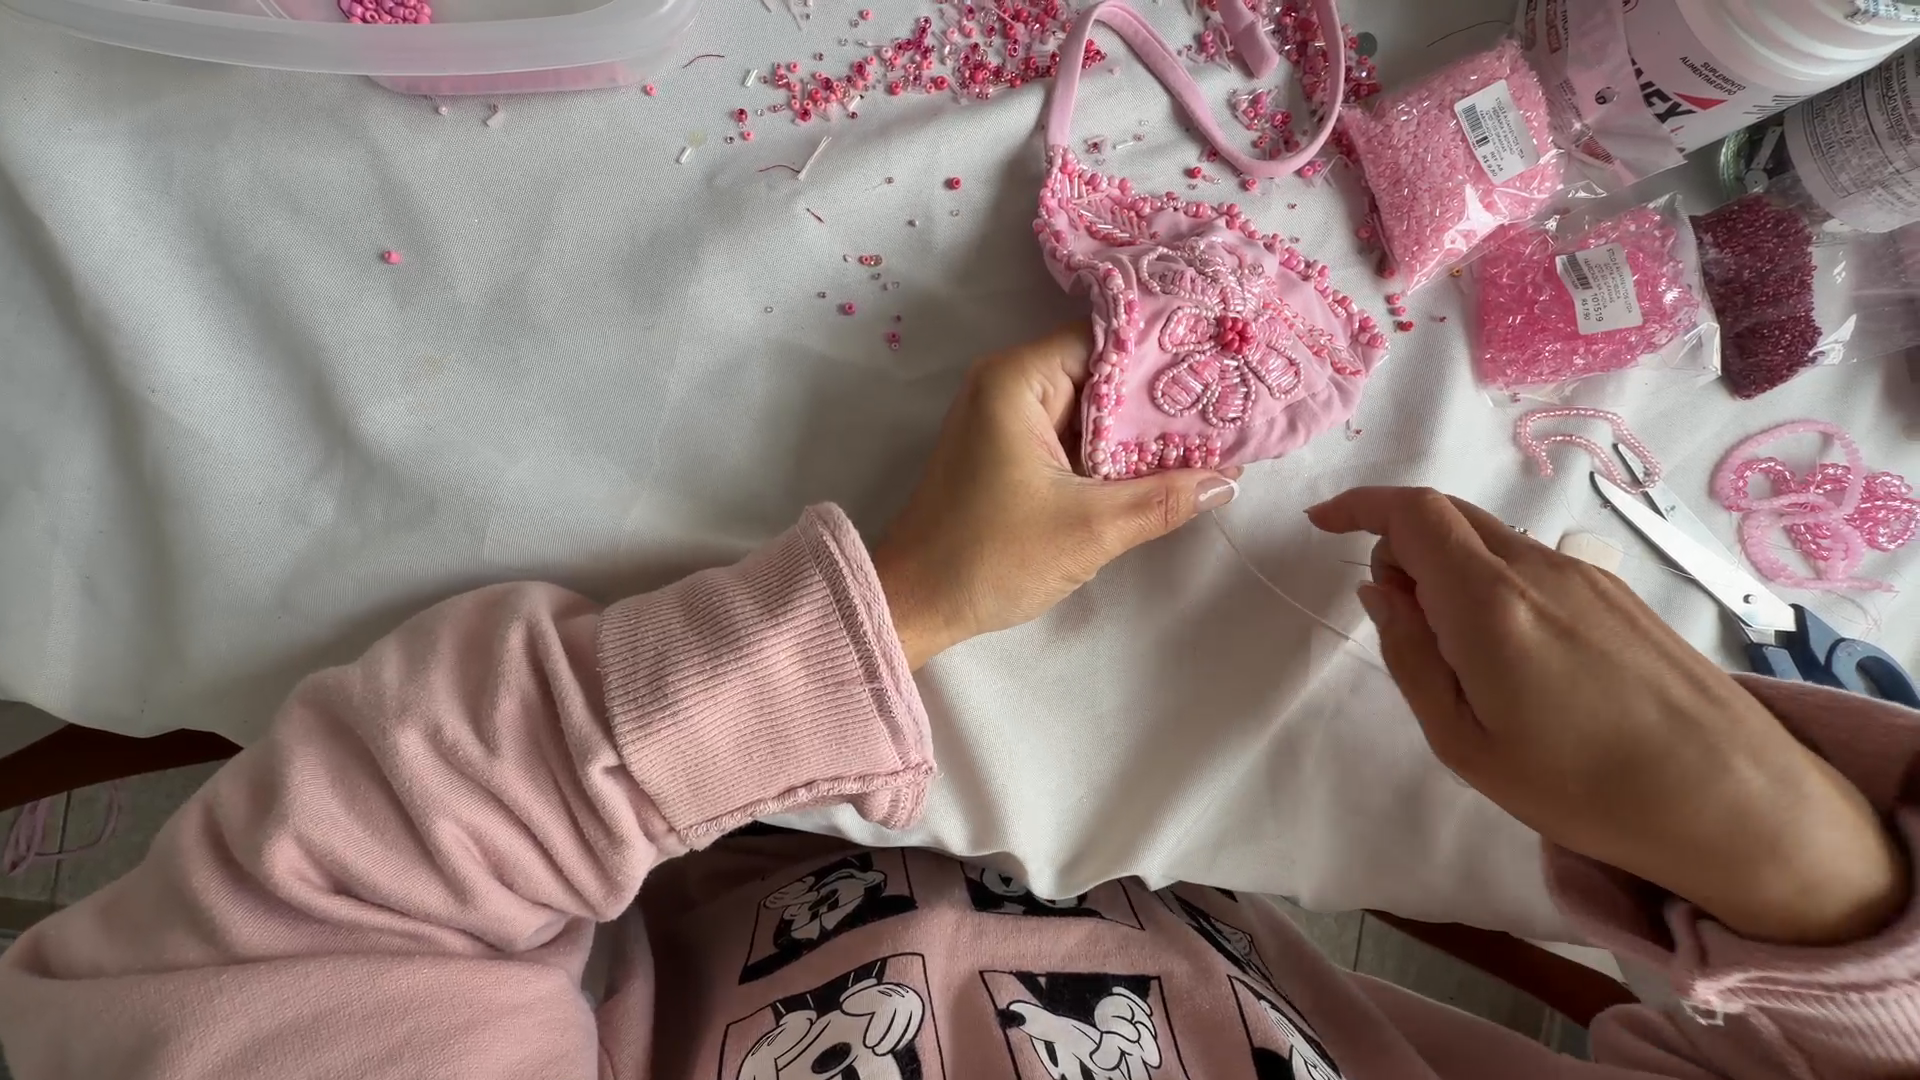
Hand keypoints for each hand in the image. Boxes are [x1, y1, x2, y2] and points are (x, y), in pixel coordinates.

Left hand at [873, 324, 1239, 668]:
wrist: (917, 603)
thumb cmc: (989, 557)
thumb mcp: (1088, 529)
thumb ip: (1162, 499)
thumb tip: (1228, 480)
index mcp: (1019, 380)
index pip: (1110, 340)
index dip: (1169, 355)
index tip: (1226, 369)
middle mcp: (1011, 386)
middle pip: (1104, 375)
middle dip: (1163, 399)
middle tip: (1232, 407)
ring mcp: (1010, 422)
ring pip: (1093, 412)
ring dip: (1141, 433)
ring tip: (1215, 436)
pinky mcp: (1012, 454)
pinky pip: (1075, 441)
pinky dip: (1113, 456)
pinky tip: (1164, 469)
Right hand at [1309, 486, 1907, 945]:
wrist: (1745, 809)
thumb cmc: (1581, 787)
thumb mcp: (1460, 739)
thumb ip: (1408, 653)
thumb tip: (1379, 591)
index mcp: (1489, 603)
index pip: (1412, 513)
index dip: (1358, 505)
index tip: (1320, 523)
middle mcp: (1537, 569)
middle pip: (1445, 513)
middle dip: (1394, 541)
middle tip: (1394, 613)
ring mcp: (1584, 575)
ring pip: (1484, 536)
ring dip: (1441, 564)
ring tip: (1455, 648)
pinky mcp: (1615, 592)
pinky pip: (1523, 559)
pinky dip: (1482, 577)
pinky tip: (1507, 650)